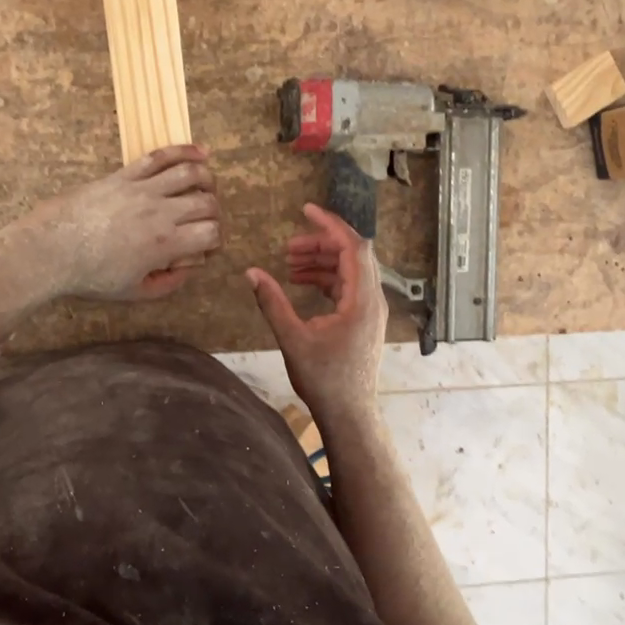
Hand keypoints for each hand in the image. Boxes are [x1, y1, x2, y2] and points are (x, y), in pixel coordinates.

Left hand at [12, 145, 221, 300]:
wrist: (51, 250)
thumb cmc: (91, 276)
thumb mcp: (134, 292)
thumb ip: (167, 284)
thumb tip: (189, 270)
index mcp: (165, 244)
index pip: (211, 233)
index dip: (216, 240)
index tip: (207, 248)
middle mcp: (160, 212)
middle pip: (207, 203)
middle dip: (214, 214)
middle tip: (204, 223)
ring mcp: (142, 189)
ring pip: (191, 173)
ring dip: (207, 180)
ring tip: (208, 188)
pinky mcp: (125, 175)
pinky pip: (160, 157)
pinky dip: (184, 151)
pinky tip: (200, 153)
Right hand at [246, 203, 387, 417]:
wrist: (349, 413)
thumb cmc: (324, 379)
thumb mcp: (292, 339)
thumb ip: (273, 303)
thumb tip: (252, 273)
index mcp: (362, 300)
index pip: (353, 247)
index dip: (330, 225)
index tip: (306, 210)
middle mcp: (373, 300)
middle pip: (353, 255)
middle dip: (321, 244)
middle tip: (288, 247)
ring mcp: (371, 311)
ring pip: (350, 271)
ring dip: (322, 262)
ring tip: (289, 265)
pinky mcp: (364, 322)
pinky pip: (349, 287)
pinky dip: (327, 279)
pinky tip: (302, 284)